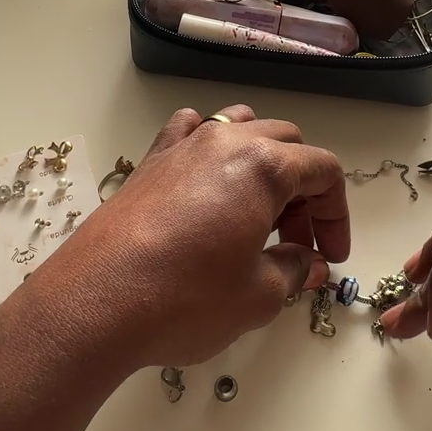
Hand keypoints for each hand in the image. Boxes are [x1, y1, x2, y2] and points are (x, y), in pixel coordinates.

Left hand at [23, 105, 349, 370]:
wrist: (94, 303)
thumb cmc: (186, 300)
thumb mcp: (256, 296)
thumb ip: (292, 269)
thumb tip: (307, 262)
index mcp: (263, 166)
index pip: (323, 169)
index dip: (337, 214)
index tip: (330, 256)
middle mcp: (226, 141)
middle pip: (286, 144)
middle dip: (303, 191)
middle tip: (296, 243)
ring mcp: (183, 144)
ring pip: (241, 127)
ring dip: (262, 163)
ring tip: (256, 212)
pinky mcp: (149, 160)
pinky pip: (190, 130)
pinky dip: (210, 147)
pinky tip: (206, 182)